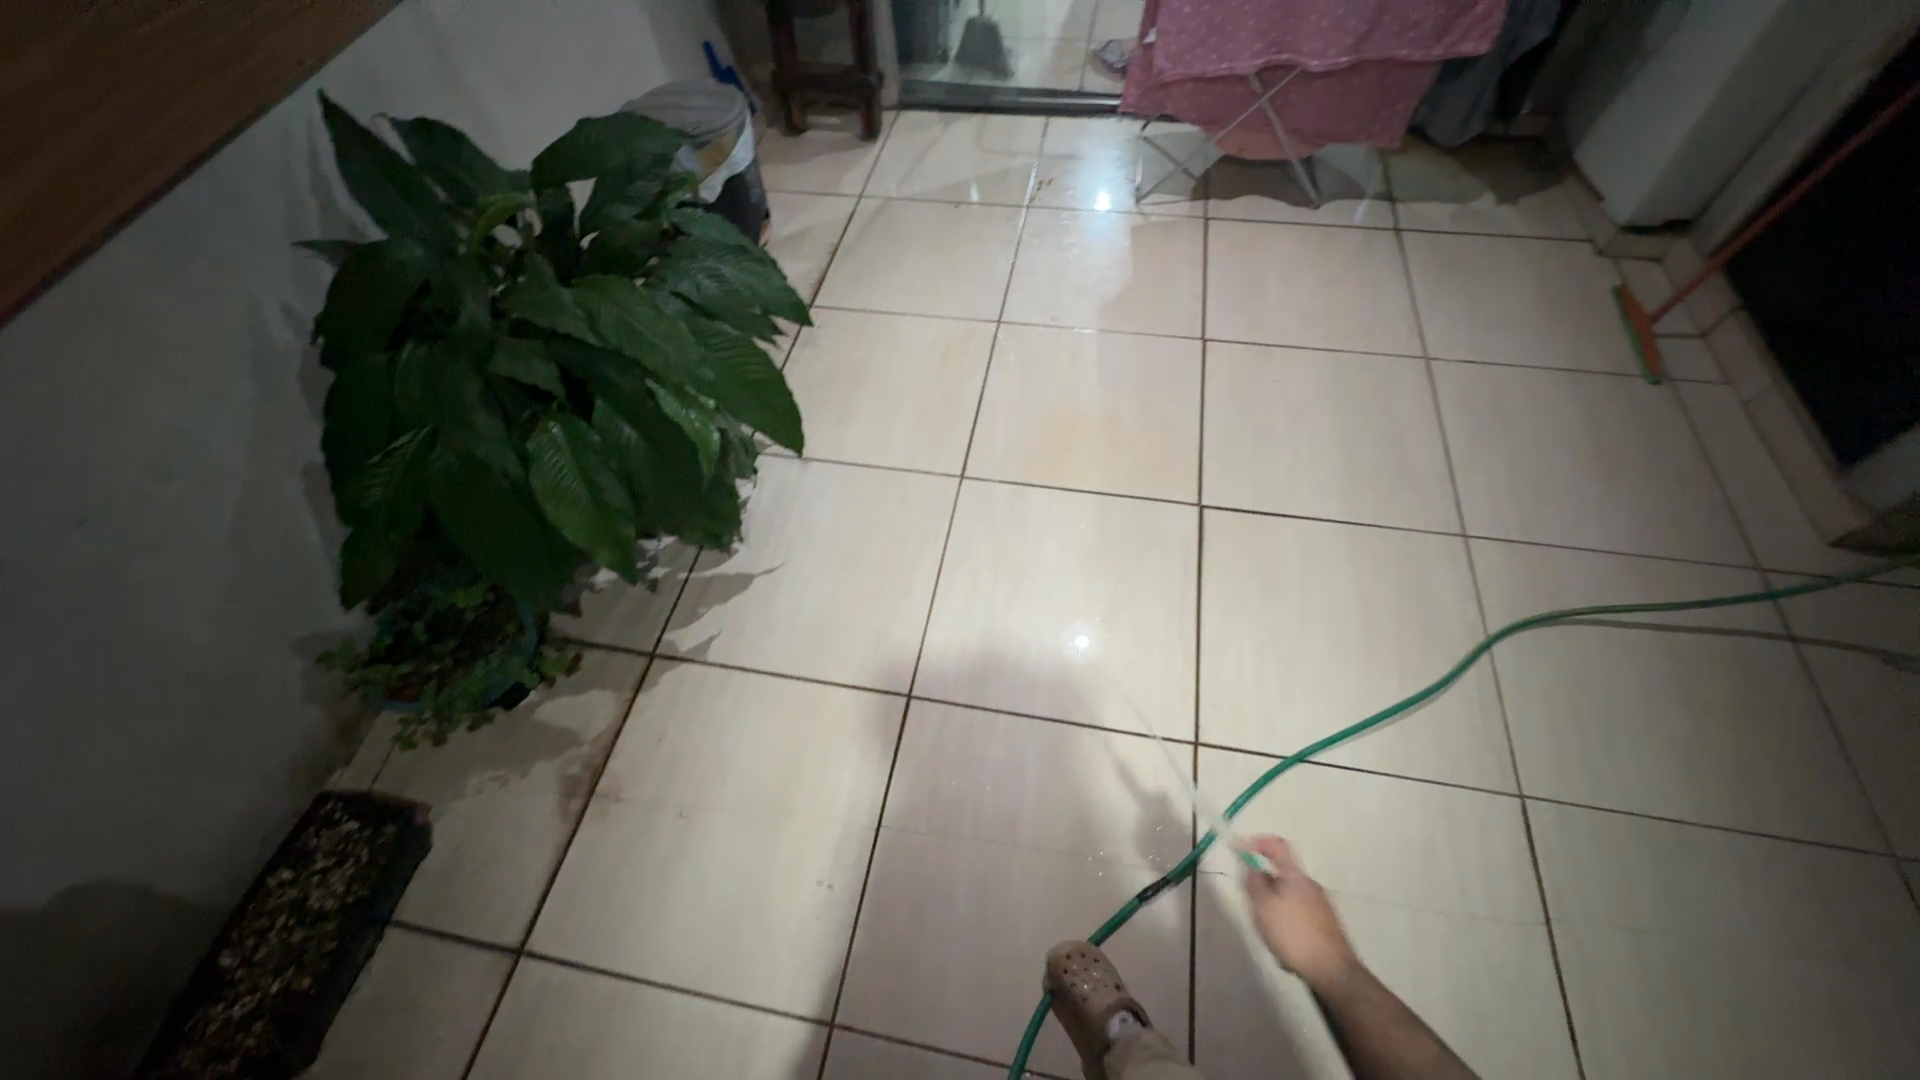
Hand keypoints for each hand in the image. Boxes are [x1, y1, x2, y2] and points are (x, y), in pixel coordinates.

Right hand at [1236, 835, 1357, 988]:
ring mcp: (1322, 905)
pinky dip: (1286, 923)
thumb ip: (1254, 882)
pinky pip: (1298, 915)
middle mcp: (1311, 885)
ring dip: (1274, 908)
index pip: (1277, 845)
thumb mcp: (1263, 907)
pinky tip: (1285, 946)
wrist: (1333, 971)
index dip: (1256, 842)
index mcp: (1295, 876)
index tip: (1238, 849)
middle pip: (1281, 874)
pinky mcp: (1326, 925)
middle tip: (1253, 906)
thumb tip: (1250, 865)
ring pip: (1288, 897)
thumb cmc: (1293, 934)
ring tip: (1269, 932)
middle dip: (1263, 887)